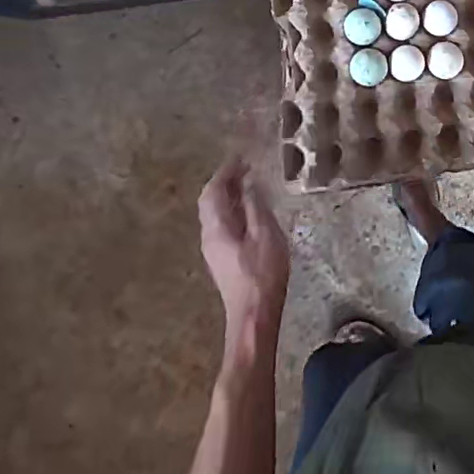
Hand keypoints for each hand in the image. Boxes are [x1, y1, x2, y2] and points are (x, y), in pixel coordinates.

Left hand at [198, 153, 289, 331]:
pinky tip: (249, 210)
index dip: (225, 171)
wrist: (252, 315)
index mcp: (216, 227)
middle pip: (209, 202)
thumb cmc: (261, 273)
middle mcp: (209, 235)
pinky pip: (222, 224)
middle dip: (224, 182)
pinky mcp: (222, 258)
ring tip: (248, 184)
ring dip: (228, 195)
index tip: (239, 157)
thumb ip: (255, 207)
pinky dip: (232, 209)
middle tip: (243, 168)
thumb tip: (247, 185)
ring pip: (215, 214)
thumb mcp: (265, 234)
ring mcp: (214, 249)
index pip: (213, 191)